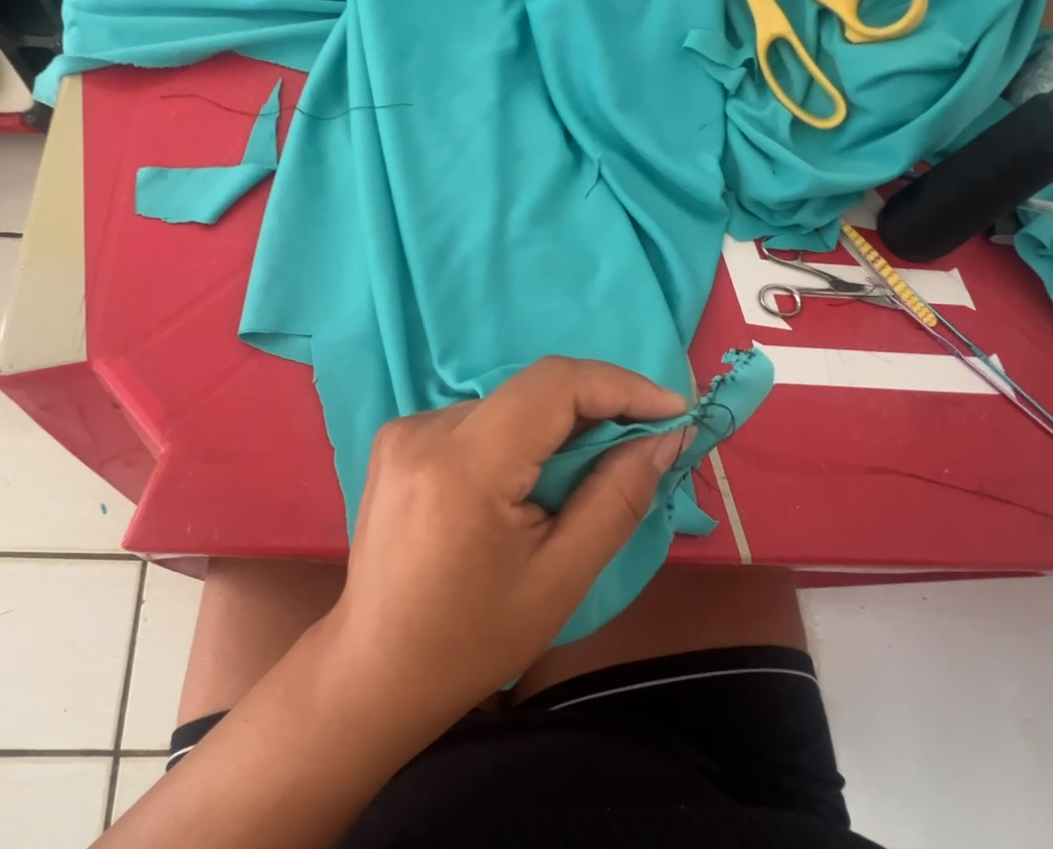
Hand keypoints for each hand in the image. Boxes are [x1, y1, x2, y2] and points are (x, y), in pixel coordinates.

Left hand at [325, 356, 692, 715]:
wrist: (378, 666)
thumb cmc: (473, 638)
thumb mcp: (561, 578)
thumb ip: (616, 498)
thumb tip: (663, 438)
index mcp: (463, 465)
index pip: (552, 385)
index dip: (620, 386)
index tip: (673, 409)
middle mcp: (424, 430)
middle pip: (529, 394)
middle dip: (595, 412)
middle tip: (644, 446)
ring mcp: (402, 432)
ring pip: (505, 408)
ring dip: (553, 431)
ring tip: (581, 482)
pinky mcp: (395, 442)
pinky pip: (475, 422)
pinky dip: (514, 441)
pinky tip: (525, 487)